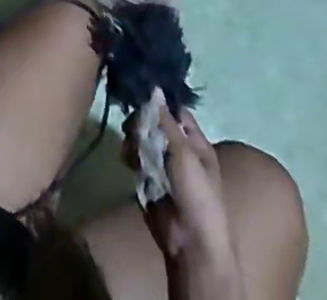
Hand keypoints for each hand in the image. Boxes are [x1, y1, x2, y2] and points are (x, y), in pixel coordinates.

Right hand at [139, 108, 244, 299]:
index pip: (176, 112)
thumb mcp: (185, 153)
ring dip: (134, 140)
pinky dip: (129, 156)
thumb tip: (155, 88)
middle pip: (154, 123)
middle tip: (135, 129)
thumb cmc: (198, 193)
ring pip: (140, 138)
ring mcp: (162, 163)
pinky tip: (129, 163)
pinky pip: (133, 157)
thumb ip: (167, 121)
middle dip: (142, 123)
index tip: (139, 91)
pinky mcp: (147, 177)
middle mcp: (178, 149)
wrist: (190, 239)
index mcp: (196, 143)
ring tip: (132, 150)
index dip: (160, 101)